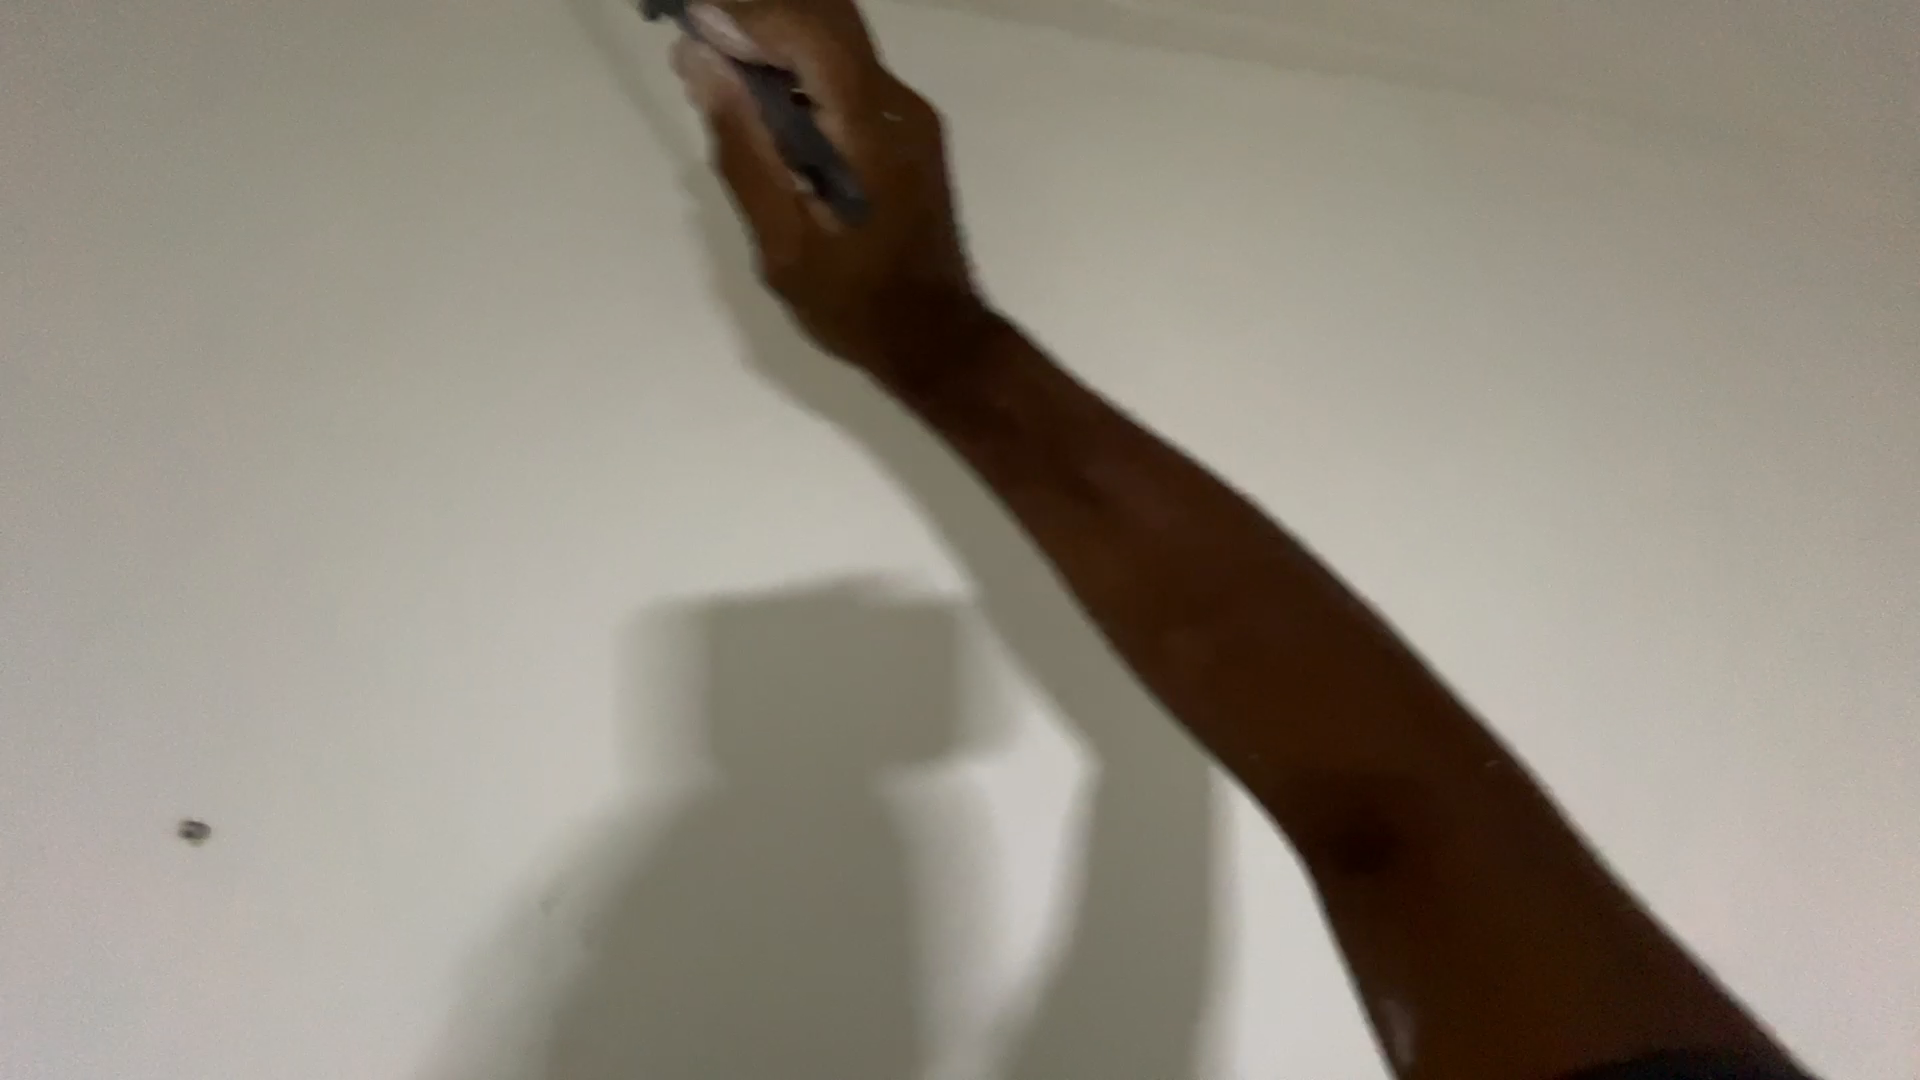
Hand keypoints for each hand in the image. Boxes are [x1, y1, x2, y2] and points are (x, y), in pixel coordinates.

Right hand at [671, 0, 988, 378]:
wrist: (937, 341)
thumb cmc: (858, 308)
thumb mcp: (785, 246)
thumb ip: (745, 152)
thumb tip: (703, 64)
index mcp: (872, 130)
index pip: (809, 26)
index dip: (746, 11)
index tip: (692, 25)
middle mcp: (902, 108)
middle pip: (828, 20)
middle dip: (760, 22)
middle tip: (703, 52)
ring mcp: (914, 124)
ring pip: (839, 50)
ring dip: (780, 53)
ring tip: (726, 86)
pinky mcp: (913, 142)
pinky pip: (853, 87)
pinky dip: (807, 86)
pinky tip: (774, 122)